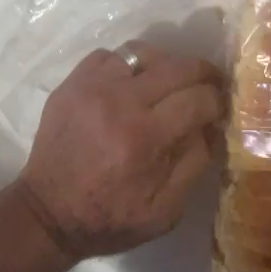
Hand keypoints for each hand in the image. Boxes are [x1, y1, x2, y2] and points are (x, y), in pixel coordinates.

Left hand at [20, 41, 225, 260]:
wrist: (48, 214)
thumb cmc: (110, 218)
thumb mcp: (165, 210)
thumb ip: (195, 163)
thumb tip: (211, 126)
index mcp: (145, 138)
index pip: (198, 99)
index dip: (217, 100)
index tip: (221, 107)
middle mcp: (120, 103)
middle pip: (177, 67)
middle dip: (203, 73)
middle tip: (211, 83)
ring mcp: (92, 87)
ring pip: (143, 53)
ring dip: (165, 64)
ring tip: (170, 81)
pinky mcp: (72, 83)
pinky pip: (110, 56)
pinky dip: (128, 65)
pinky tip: (132, 84)